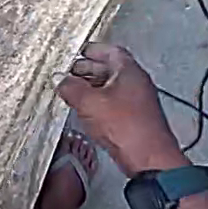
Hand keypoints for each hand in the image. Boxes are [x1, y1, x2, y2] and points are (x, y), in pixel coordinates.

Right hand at [56, 42, 190, 176]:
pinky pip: (115, 103)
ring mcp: (138, 101)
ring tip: (73, 92)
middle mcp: (137, 83)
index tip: (78, 51)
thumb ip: (71, 87)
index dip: (93, 50)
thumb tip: (59, 79)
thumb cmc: (125, 126)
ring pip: (112, 87)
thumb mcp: (89, 102)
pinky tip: (86, 110)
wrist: (148, 158)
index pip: (111, 51)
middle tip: (69, 72)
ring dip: (93, 87)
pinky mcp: (136, 118)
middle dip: (89, 69)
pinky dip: (99, 102)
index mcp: (129, 71)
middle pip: (111, 68)